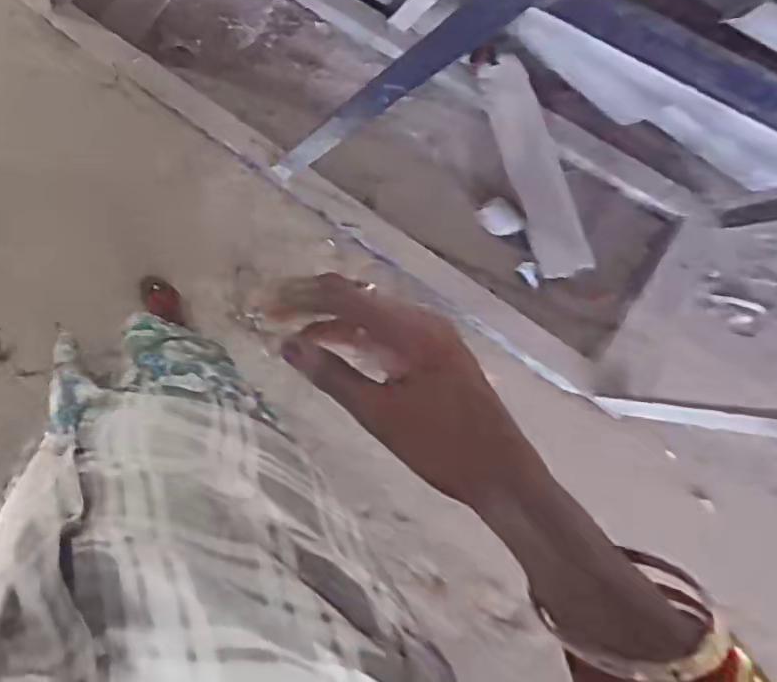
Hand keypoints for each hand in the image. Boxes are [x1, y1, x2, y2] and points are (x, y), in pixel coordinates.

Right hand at [271, 275, 706, 664]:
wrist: (508, 480)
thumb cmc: (444, 449)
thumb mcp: (379, 414)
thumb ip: (331, 374)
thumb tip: (285, 344)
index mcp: (411, 329)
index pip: (344, 297)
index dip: (301, 297)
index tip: (268, 304)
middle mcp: (421, 320)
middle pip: (355, 296)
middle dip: (311, 300)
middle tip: (272, 310)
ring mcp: (430, 333)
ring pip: (368, 311)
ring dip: (328, 317)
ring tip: (291, 327)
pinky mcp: (432, 349)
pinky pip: (383, 329)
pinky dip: (351, 333)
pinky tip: (328, 345)